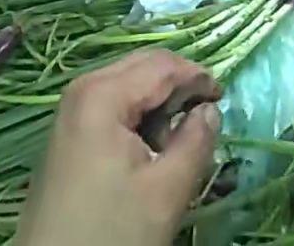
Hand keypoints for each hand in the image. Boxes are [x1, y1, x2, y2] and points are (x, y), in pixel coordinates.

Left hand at [14, 50, 222, 245]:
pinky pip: (114, 103)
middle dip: (178, 86)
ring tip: (175, 141)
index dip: (198, 76)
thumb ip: (196, 141)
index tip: (224, 98)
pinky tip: (149, 148)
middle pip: (144, 67)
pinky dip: (139, 116)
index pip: (163, 65)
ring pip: (130, 84)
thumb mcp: (165, 192)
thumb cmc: (110, 235)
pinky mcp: (70, 132)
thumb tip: (210, 109)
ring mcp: (73, 109)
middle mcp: (84, 88)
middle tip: (204, 115)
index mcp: (103, 93)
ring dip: (159, 102)